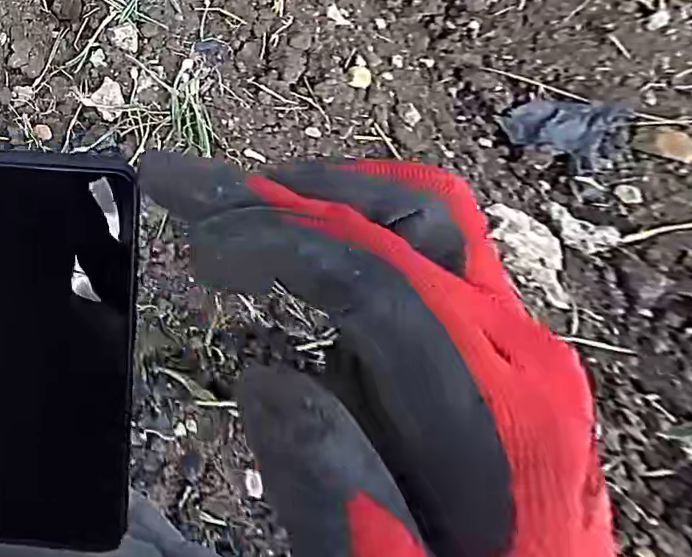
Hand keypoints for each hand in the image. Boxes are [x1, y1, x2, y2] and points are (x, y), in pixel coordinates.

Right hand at [141, 154, 613, 556]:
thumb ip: (338, 505)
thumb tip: (264, 380)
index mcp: (498, 416)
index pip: (374, 278)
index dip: (274, 242)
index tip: (195, 252)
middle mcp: (512, 348)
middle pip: (397, 214)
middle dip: (271, 192)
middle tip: (178, 186)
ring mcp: (501, 326)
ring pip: (409, 204)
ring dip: (303, 187)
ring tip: (221, 198)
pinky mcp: (475, 321)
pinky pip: (405, 228)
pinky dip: (330, 206)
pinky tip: (273, 220)